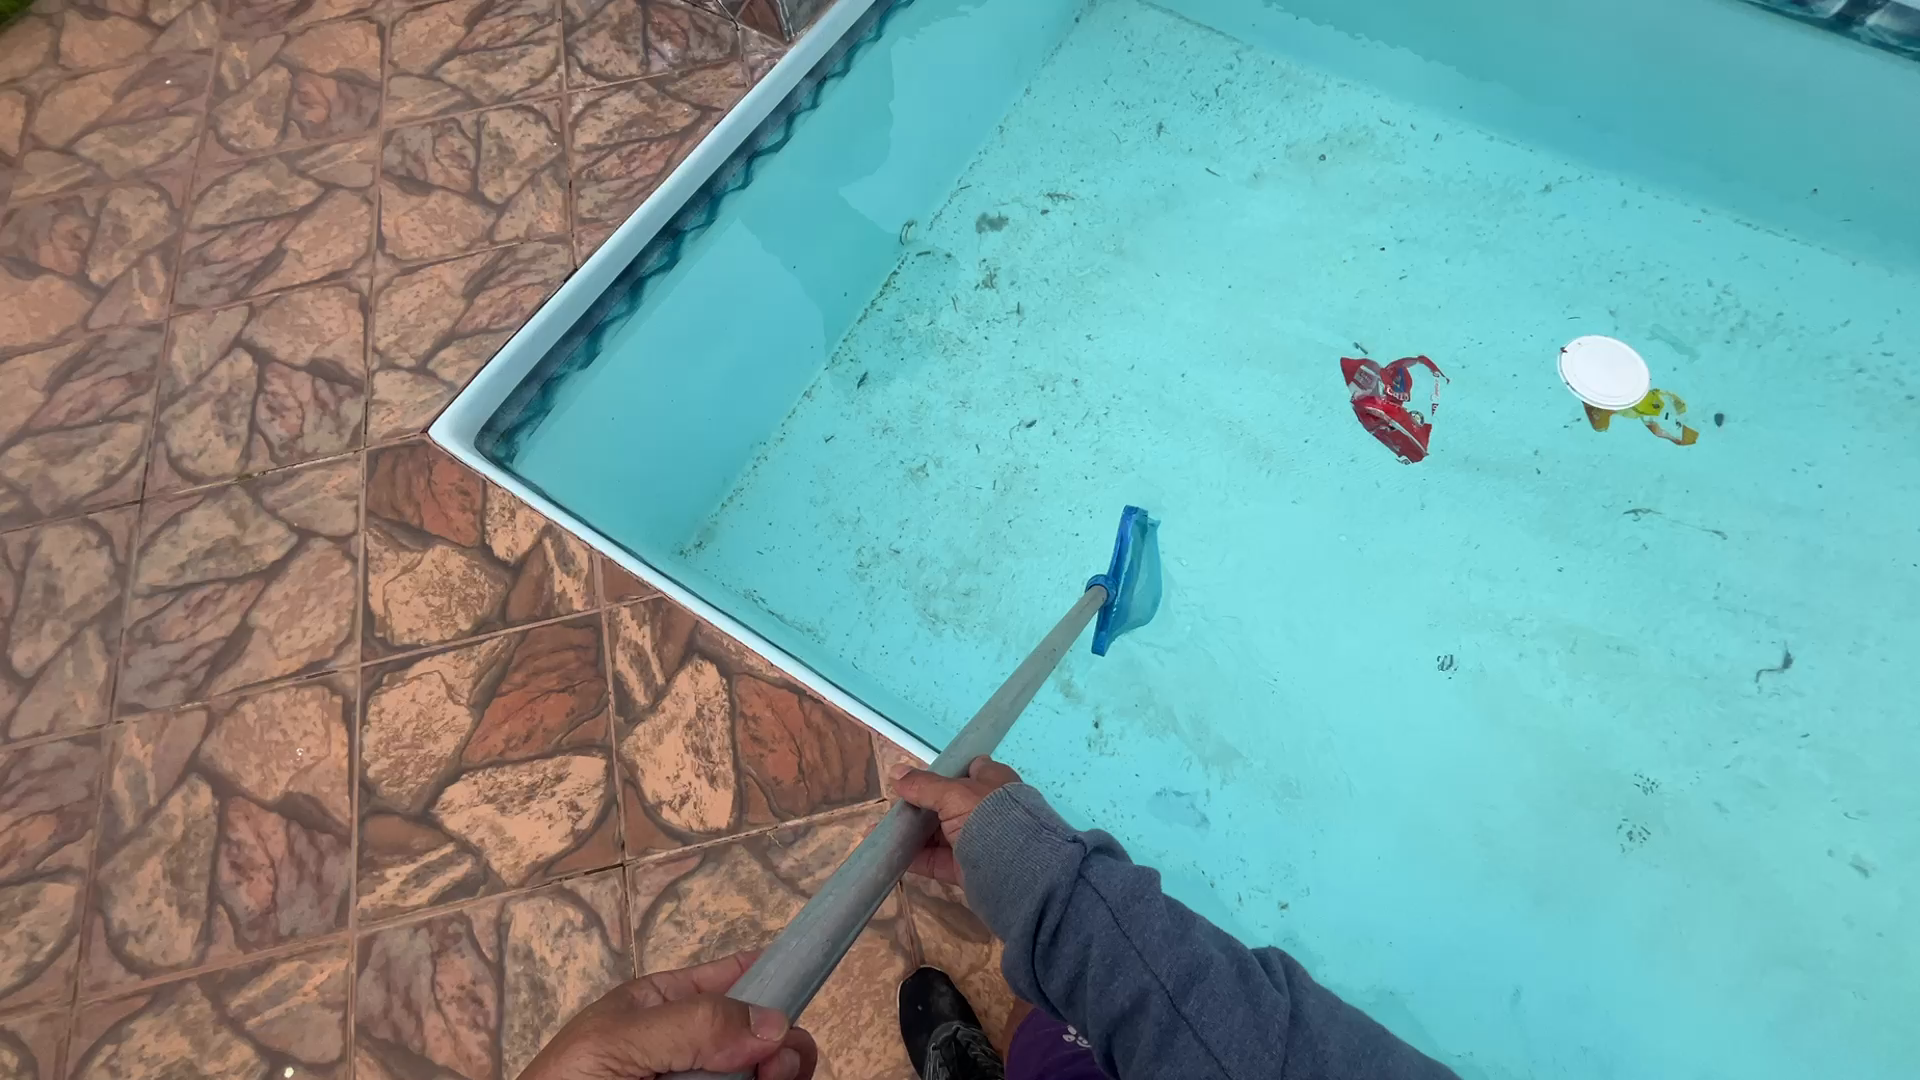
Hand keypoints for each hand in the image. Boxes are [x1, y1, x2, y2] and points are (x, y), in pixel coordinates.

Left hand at [519, 952, 816, 1079]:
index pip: (738, 975)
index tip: (805, 994)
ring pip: (763, 1075)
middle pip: (763, 1033)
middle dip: (783, 1044)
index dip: (778, 975)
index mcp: (667, 1005)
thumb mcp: (617, 1044)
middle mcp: (691, 1048)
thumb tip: (774, 1023)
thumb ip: (694, 1024)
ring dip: (778, 1076)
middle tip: (777, 1071)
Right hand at [891, 755, 1020, 886]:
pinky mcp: (967, 868)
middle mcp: (987, 809)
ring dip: (913, 833)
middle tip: (894, 807)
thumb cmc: (987, 815)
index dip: (945, 771)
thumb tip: (896, 772)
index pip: (970, 769)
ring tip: (882, 831)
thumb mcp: (954, 793)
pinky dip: (916, 857)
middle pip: (949, 804)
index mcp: (992, 782)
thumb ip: (924, 785)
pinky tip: (892, 854)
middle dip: (921, 806)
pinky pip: (936, 860)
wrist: (1013, 869)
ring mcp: (976, 840)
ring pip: (939, 833)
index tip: (918, 777)